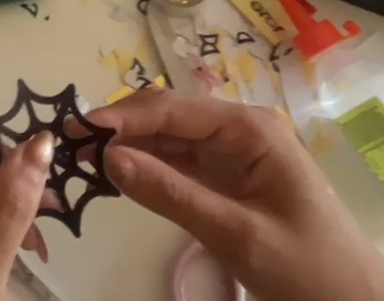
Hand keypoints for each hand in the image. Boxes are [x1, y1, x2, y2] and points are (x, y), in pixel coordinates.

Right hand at [86, 88, 383, 300]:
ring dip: (128, 145)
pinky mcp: (228, 180)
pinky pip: (178, 162)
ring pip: (167, 137)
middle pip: (166, 116)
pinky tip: (117, 171)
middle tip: (71, 141)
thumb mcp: (239, 236)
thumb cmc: (313, 274)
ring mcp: (233, 154)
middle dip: (120, 126)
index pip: (172, 109)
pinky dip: (146, 166)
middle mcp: (239, 130)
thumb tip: (108, 158)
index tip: (77, 128)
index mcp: (249, 129)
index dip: (122, 116)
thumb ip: (171, 194)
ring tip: (83, 155)